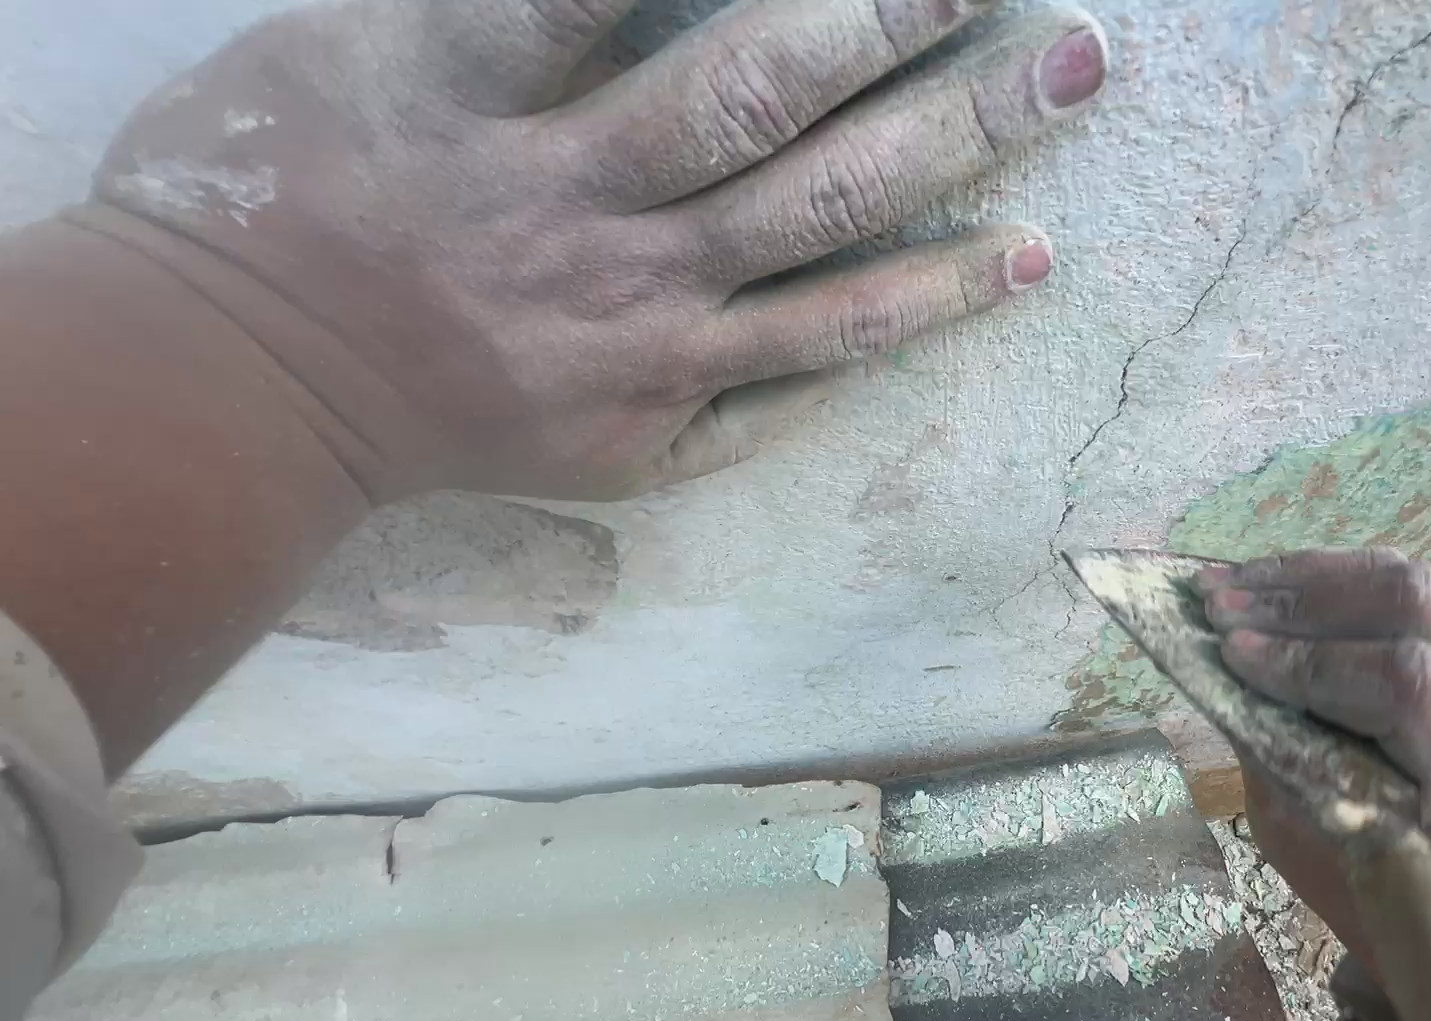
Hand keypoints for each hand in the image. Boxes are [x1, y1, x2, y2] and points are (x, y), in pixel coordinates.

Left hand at [91, 0, 1104, 500]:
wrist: (254, 383)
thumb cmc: (461, 425)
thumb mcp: (619, 466)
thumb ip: (732, 423)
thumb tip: (836, 379)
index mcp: (684, 361)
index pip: (852, 321)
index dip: (952, 287)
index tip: (1039, 248)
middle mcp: (646, 268)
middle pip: (834, 190)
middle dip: (965, 126)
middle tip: (1075, 64)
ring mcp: (552, 170)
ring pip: (736, 90)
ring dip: (865, 22)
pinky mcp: (438, 74)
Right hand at [1194, 548, 1430, 974]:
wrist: (1413, 878)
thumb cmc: (1350, 869)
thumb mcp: (1298, 827)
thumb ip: (1271, 741)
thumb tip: (1214, 662)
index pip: (1407, 689)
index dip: (1310, 662)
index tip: (1229, 653)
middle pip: (1416, 611)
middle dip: (1301, 602)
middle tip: (1216, 605)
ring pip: (1405, 581)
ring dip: (1301, 577)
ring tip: (1224, 584)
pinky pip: (1389, 582)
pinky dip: (1313, 574)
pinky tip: (1257, 578)